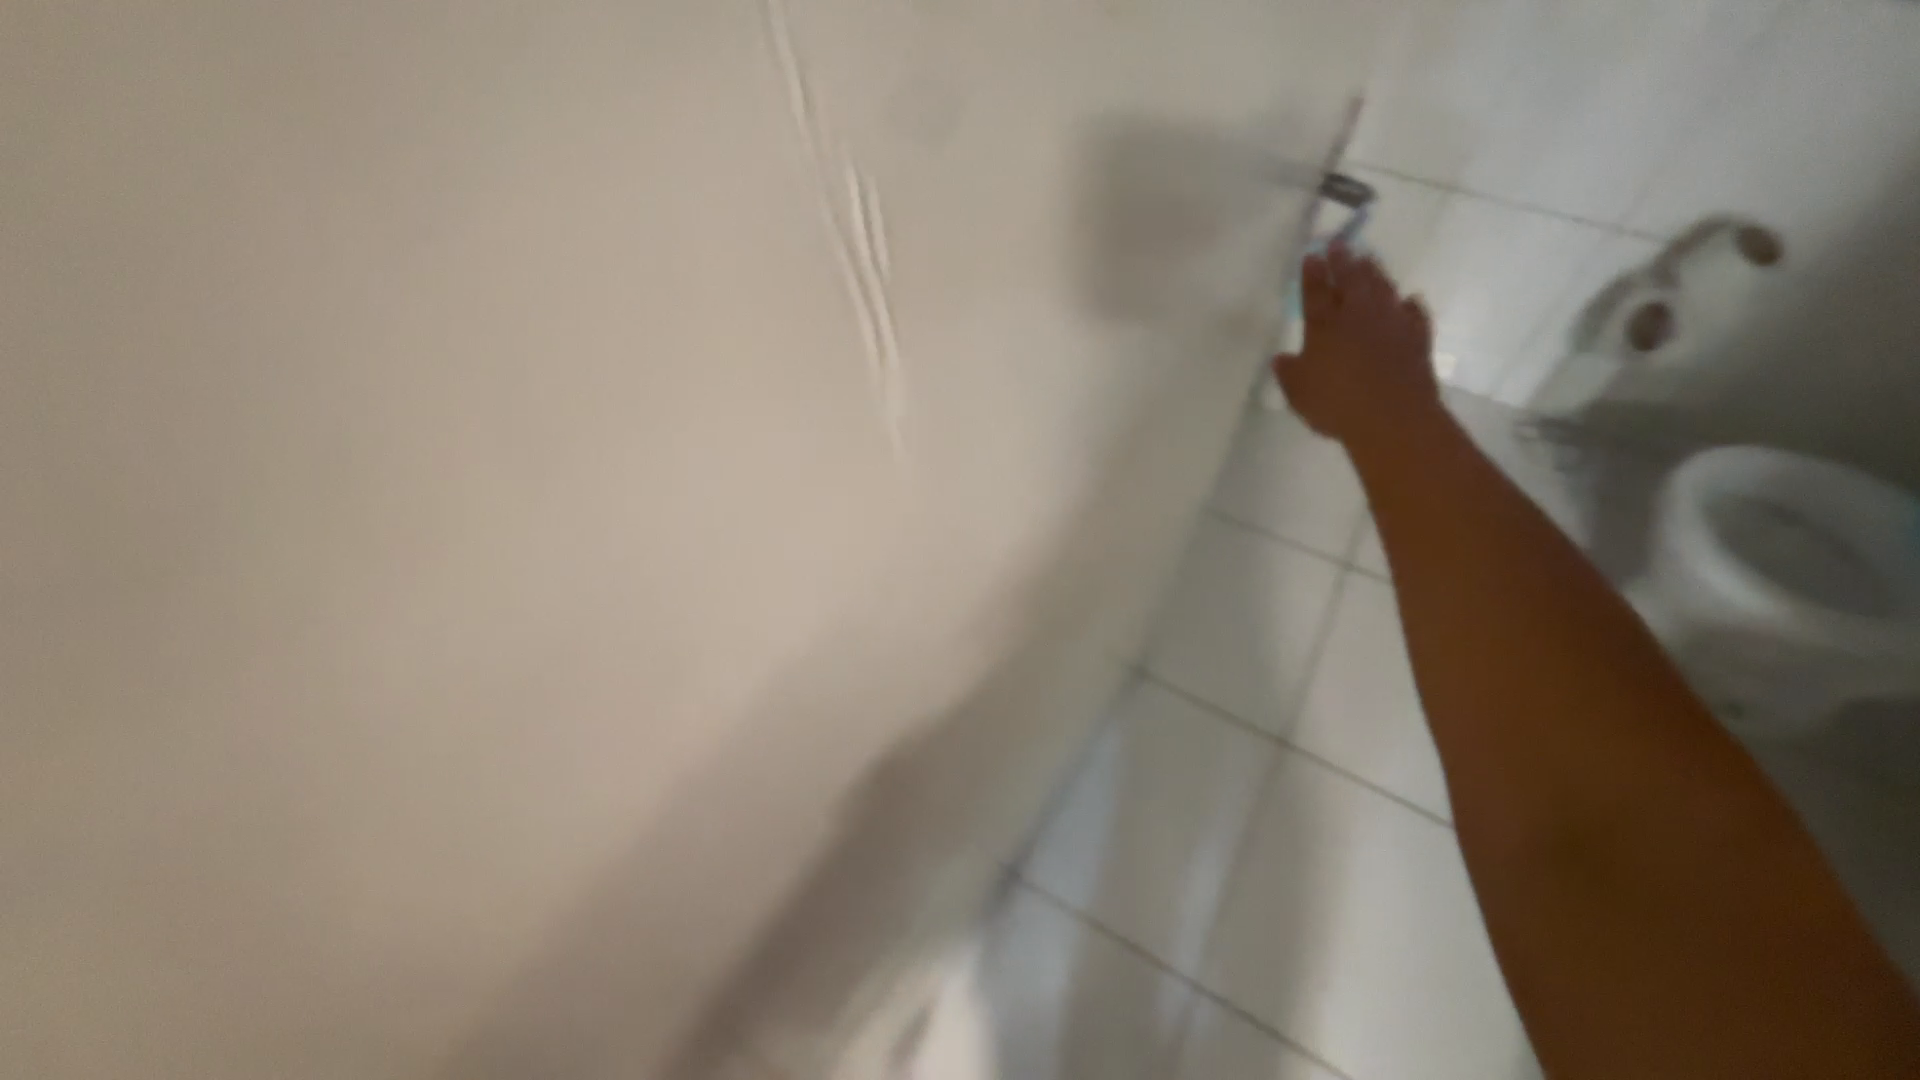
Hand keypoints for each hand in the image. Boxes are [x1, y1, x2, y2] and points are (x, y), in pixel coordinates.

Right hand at [1273, 244, 1443, 443]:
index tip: (1312, 255)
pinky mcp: (1416, 339)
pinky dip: (1409, 305)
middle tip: (1340, 244)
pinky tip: (1408, 299)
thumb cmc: (1336, 405)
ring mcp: (1391, 324)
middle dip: (1344, 262)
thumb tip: (1282, 358)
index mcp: (1324, 327)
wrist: (1393, 418)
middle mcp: (1358, 317)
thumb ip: (1289, 373)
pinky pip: (1414, 314)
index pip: (1316, 293)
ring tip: (1369, 259)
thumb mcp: (1298, 393)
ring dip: (1375, 273)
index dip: (1313, 273)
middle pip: (1351, 281)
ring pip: (1382, 289)